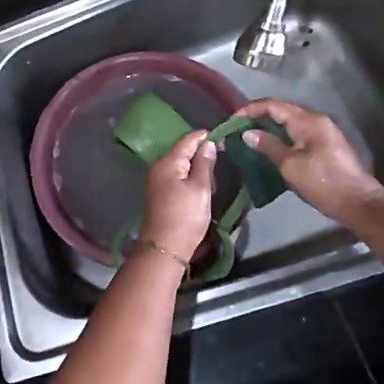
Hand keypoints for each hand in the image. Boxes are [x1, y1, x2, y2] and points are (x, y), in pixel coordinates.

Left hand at [141, 129, 215, 261]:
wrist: (165, 246)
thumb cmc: (186, 216)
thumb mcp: (201, 188)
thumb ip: (205, 163)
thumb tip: (208, 143)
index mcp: (168, 162)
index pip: (188, 139)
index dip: (207, 137)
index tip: (226, 139)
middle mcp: (158, 166)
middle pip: (183, 151)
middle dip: (203, 155)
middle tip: (221, 167)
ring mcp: (157, 179)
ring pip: (181, 165)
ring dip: (198, 170)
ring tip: (212, 185)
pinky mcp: (159, 192)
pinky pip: (177, 177)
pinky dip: (190, 180)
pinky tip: (201, 192)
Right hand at [233, 100, 383, 223]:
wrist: (359, 203)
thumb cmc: (323, 182)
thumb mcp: (290, 165)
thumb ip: (268, 145)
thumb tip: (247, 133)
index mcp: (308, 121)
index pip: (272, 106)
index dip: (249, 111)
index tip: (231, 122)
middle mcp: (316, 121)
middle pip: (280, 112)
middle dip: (256, 119)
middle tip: (236, 131)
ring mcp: (322, 133)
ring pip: (288, 124)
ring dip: (267, 129)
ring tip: (247, 140)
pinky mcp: (324, 145)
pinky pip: (296, 134)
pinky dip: (279, 138)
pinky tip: (268, 149)